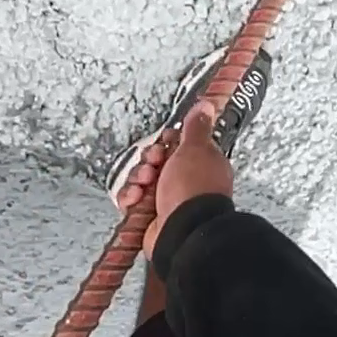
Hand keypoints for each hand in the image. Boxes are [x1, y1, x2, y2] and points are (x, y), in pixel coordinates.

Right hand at [121, 103, 231, 262]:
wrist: (183, 231)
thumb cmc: (193, 189)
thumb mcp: (196, 149)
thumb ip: (197, 127)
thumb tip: (206, 105)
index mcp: (201, 164)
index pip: (177, 145)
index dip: (166, 142)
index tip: (164, 144)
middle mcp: (185, 182)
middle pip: (156, 160)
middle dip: (148, 160)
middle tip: (153, 165)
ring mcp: (167, 200)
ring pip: (141, 179)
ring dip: (137, 177)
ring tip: (143, 184)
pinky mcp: (150, 216)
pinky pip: (131, 200)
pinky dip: (130, 197)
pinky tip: (135, 198)